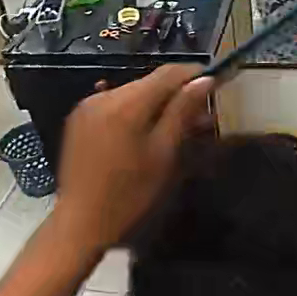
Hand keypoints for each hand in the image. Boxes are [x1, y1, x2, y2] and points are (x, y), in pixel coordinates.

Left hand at [52, 65, 211, 251]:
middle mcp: (104, 96)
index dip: (194, 74)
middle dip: (177, 93)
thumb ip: (182, 111)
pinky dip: (136, 111)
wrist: (81, 222)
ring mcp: (88, 106)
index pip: (168, 73)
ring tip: (178, 126)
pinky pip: (116, 104)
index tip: (216, 83)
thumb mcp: (164, 152)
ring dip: (158, 103)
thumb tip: (205, 80)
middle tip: (202, 116)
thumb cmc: (130, 193)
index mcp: (127, 104)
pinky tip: (147, 131)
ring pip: (134, 93)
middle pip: (150, 82)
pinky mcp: (79, 118)